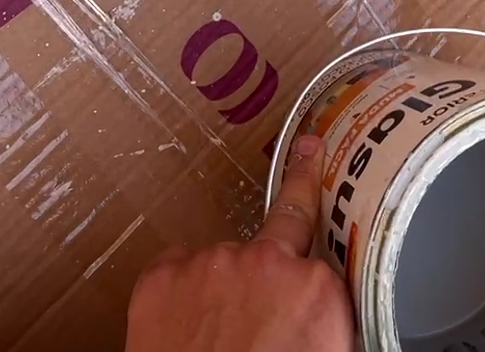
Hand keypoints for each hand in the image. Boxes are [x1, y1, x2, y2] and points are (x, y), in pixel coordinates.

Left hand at [124, 135, 352, 351]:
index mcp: (316, 292)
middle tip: (307, 152)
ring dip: (224, 289)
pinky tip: (184, 330)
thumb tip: (319, 315)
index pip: (322, 258)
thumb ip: (322, 319)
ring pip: (224, 263)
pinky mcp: (162, 274)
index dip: (314, 247)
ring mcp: (210, 262)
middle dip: (297, 190)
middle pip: (282, 227)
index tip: (313, 163)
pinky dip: (183, 294)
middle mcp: (265, 262)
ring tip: (215, 340)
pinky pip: (180, 270)